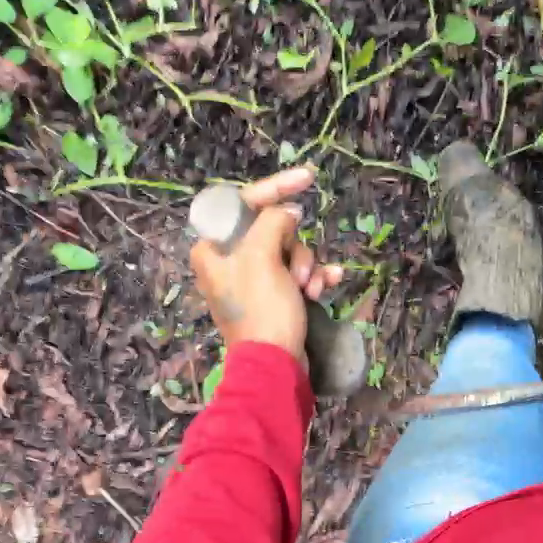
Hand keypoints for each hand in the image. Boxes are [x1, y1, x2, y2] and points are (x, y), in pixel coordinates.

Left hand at [189, 167, 344, 363]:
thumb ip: (272, 222)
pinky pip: (299, 273)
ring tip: (310, 289)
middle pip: (272, 228)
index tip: (308, 177)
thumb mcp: (262, 257)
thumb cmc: (262, 310)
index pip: (243, 201)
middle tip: (298, 271)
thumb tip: (287, 213)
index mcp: (213, 247)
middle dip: (295, 246)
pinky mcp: (275, 297)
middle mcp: (230, 260)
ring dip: (307, 266)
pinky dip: (315, 277)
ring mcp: (254, 280)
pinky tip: (330, 284)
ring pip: (290, 251)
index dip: (276, 187)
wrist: (274, 365)